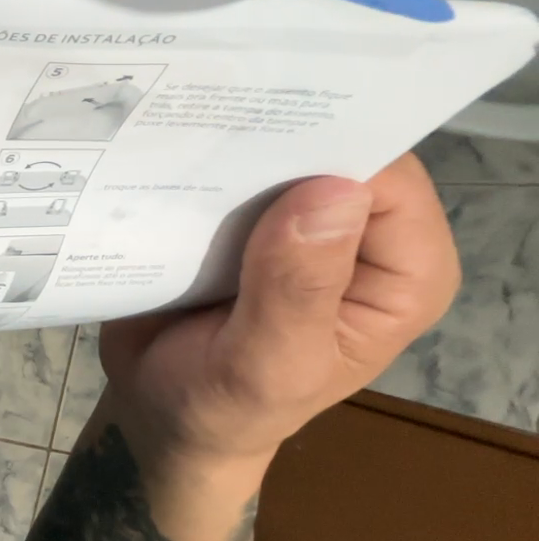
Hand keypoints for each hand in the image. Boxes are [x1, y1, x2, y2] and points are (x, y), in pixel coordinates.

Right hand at [99, 153, 458, 466]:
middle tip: (201, 124)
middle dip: (272, 146)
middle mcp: (349, 249)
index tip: (262, 138)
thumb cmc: (224, 407)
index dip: (333, 156)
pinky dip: (185, 177)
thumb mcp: (265, 363)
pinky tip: (146, 169)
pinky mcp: (226, 237)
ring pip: (267, 170)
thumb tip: (328, 192)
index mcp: (394, 279)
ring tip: (163, 139)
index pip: (388, 189)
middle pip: (327, 166)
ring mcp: (283, 239)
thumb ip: (295, 288)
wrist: (155, 416)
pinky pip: (215, 189)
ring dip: (220, 156)